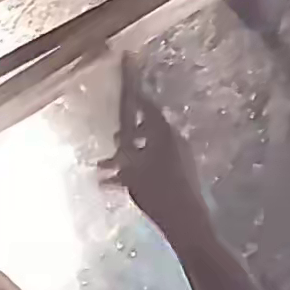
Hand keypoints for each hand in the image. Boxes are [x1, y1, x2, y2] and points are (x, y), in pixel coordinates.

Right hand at [99, 54, 209, 235]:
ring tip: (102, 169)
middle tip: (110, 138)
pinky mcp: (177, 175)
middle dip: (125, 133)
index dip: (134, 87)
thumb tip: (119, 138)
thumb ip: (124, 152)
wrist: (187, 223)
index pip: (146, 104)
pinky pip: (149, 165)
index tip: (127, 66)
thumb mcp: (132, 171)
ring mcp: (176, 158)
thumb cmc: (158, 192)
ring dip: (125, 157)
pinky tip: (112, 186)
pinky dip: (133, 171)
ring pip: (144, 150)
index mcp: (163, 134)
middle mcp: (173, 141)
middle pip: (145, 128)